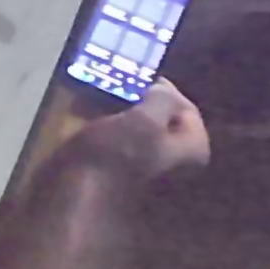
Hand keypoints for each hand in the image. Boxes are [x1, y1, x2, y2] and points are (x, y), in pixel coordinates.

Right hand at [63, 80, 210, 182]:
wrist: (77, 192)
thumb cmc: (115, 154)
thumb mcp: (144, 118)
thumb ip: (161, 97)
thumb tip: (158, 88)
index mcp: (192, 148)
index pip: (184, 106)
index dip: (160, 88)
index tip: (133, 76)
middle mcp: (174, 158)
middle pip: (159, 118)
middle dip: (135, 100)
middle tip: (113, 84)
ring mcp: (145, 165)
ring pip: (135, 127)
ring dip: (116, 110)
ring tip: (95, 95)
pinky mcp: (117, 169)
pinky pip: (116, 140)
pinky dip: (104, 125)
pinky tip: (85, 115)